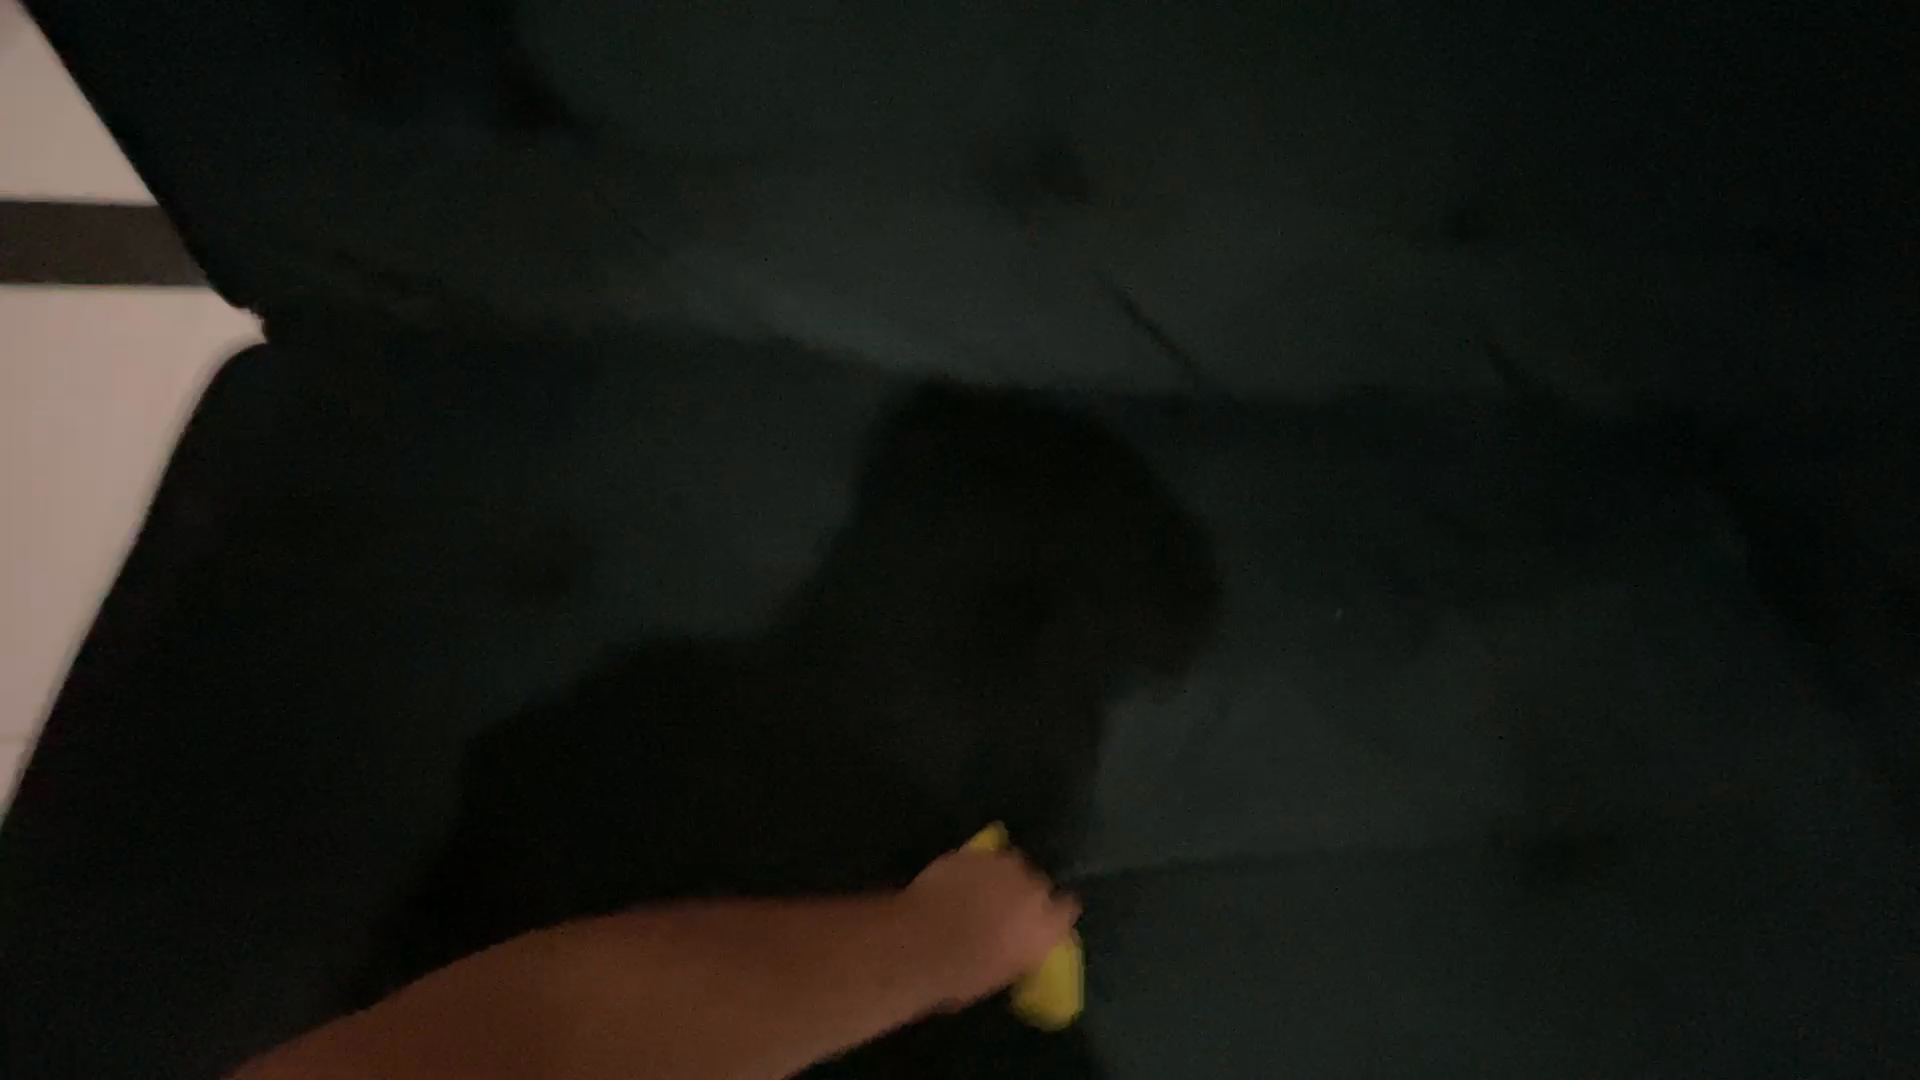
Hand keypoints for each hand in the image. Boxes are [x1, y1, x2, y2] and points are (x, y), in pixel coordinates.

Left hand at [898, 848, 1080, 1009]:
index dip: (1055, 912)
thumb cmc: (962, 975)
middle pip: (1040, 881)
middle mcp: (1033, 888)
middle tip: (1009, 906)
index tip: (1045, 918)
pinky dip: (979, 867)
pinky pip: (985, 857)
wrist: (921, 943)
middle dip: (1028, 891)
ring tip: (986, 888)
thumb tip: (1021, 940)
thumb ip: (1023, 948)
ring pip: (1013, 862)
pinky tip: (964, 879)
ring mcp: (1003, 864)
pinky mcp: (975, 851)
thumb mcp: (1005, 972)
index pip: (1068, 908)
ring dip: (1005, 874)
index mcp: (1047, 925)